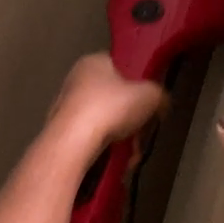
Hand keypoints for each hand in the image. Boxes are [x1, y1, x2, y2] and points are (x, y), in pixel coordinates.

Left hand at [46, 53, 166, 153]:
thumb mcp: (151, 96)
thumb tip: (160, 104)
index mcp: (94, 62)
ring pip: (106, 123)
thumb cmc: (112, 107)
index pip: (121, 68)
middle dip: (133, 121)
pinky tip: (118, 160)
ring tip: (132, 152)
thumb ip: (160, 96)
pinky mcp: (63, 132)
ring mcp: (66, 107)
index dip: (138, 85)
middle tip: (142, 133)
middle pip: (115, 100)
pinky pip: (93, 139)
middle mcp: (76, 80)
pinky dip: (108, 150)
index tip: (148, 102)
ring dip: (124, 139)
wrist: (74, 141)